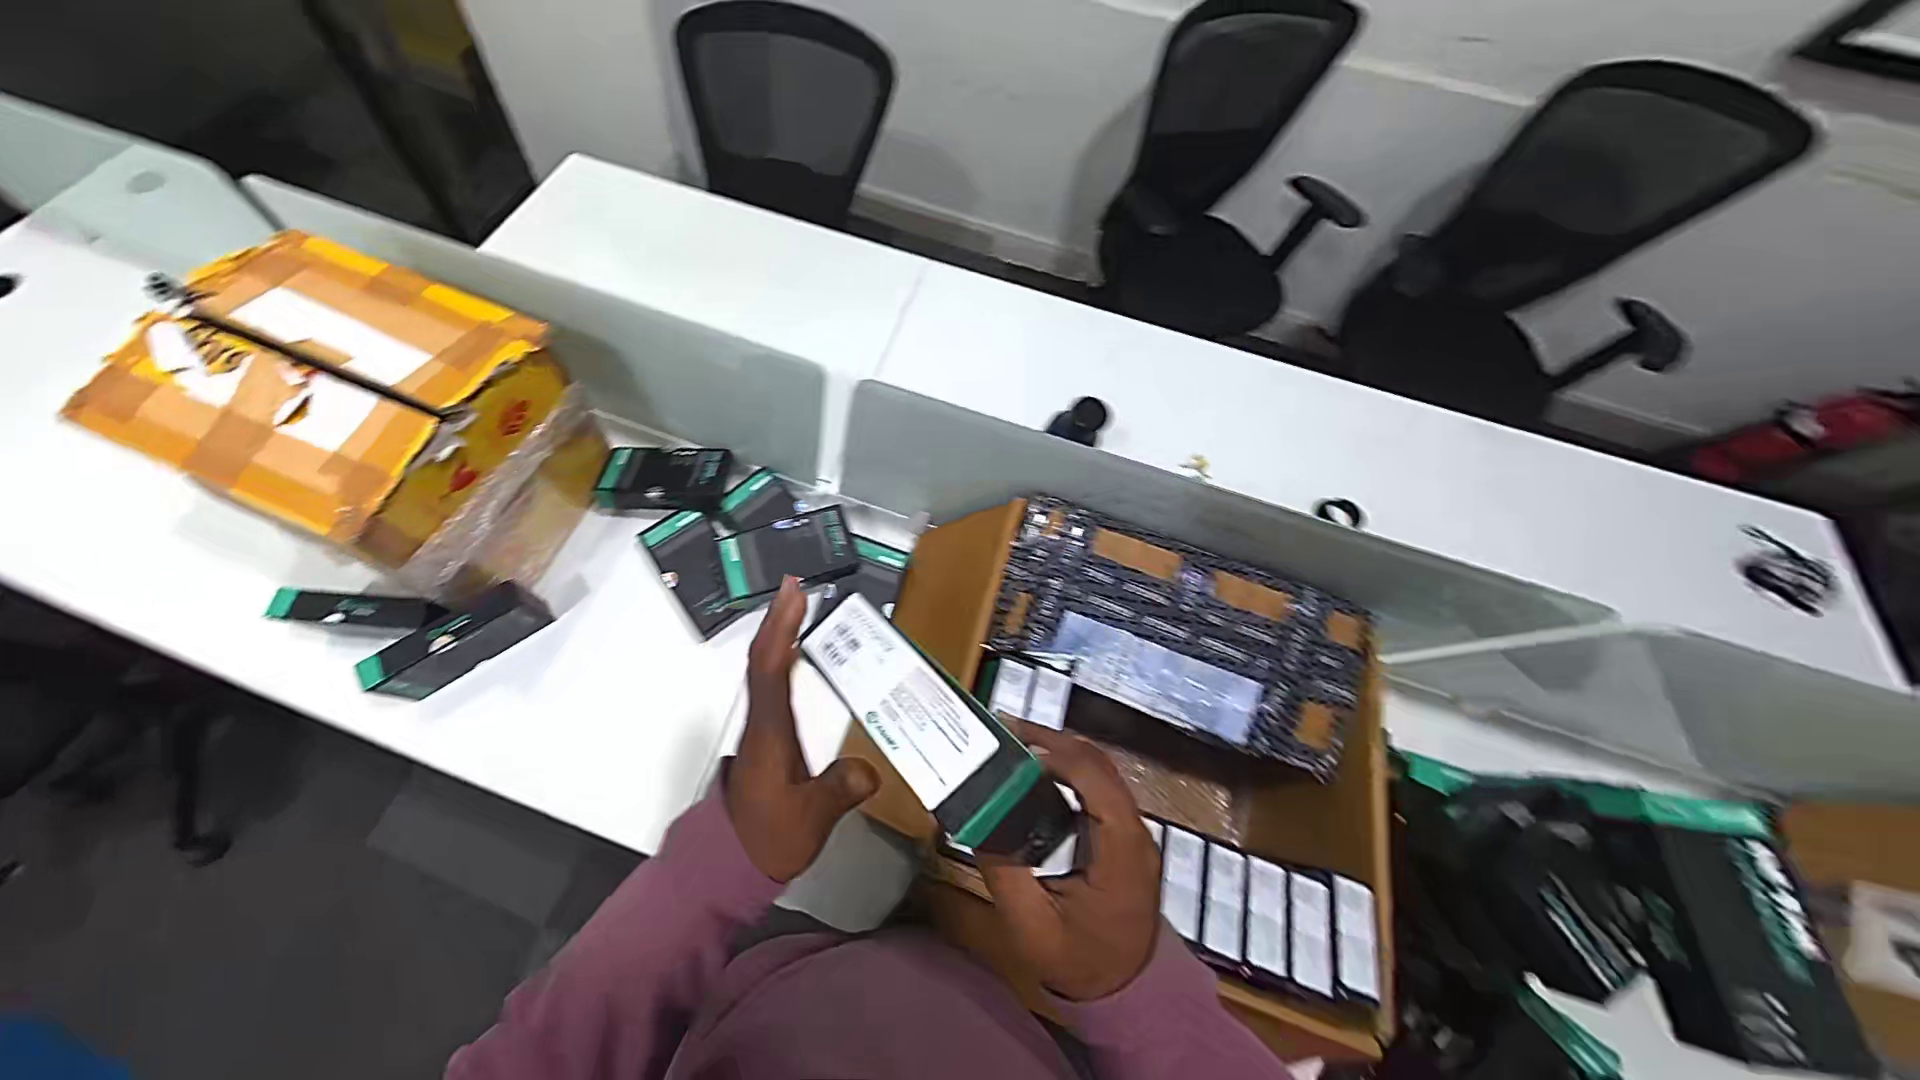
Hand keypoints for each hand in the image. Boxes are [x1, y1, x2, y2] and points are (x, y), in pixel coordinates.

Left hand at [727, 577, 879, 881]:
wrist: (725, 865)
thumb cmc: (764, 841)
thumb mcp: (809, 821)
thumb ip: (838, 791)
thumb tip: (867, 770)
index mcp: (769, 734)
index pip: (770, 669)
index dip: (780, 629)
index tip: (794, 596)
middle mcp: (760, 724)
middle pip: (763, 659)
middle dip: (779, 620)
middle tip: (797, 587)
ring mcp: (759, 729)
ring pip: (764, 670)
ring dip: (778, 635)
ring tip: (798, 610)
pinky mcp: (766, 738)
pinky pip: (770, 686)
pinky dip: (780, 659)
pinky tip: (794, 655)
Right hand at [980, 721, 1162, 1001]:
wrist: (1127, 992)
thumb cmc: (1080, 962)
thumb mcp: (1031, 928)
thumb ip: (1003, 873)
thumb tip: (977, 820)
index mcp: (1122, 851)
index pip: (1098, 781)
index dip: (1060, 755)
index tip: (1018, 747)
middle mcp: (1135, 831)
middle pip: (1101, 766)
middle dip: (1055, 741)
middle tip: (1009, 731)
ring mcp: (1133, 831)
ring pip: (1102, 771)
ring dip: (1062, 751)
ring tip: (1019, 743)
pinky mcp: (1123, 834)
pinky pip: (1099, 787)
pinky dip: (1070, 769)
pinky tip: (1039, 771)